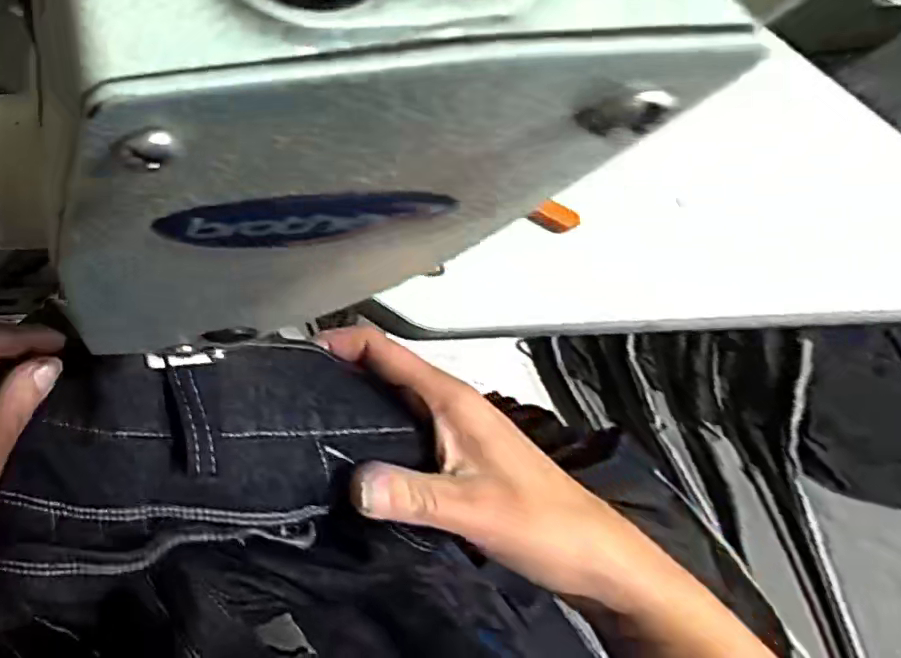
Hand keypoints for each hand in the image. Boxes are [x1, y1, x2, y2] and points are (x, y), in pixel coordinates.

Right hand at [317, 326, 771, 657]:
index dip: (341, 340)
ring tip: (315, 406)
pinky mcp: (452, 447)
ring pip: (391, 390)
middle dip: (338, 362)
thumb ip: (412, 494)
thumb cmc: (549, 524)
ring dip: (354, 390)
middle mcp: (448, 401)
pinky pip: (400, 417)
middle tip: (298, 379)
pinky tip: (357, 445)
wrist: (601, 561)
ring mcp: (451, 423)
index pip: (383, 346)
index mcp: (450, 397)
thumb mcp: (473, 508)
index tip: (303, 350)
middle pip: (382, 363)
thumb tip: (354, 484)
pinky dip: (371, 419)